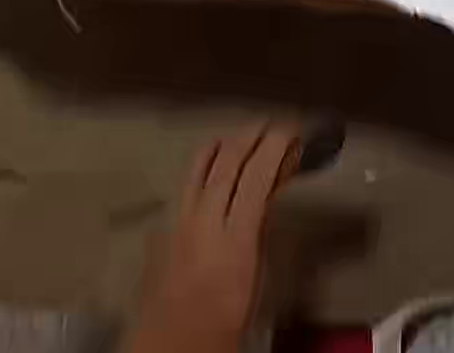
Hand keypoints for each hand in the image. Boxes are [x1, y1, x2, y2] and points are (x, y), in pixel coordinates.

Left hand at [122, 123, 300, 352]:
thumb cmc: (222, 327)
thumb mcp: (255, 279)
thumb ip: (260, 227)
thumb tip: (271, 187)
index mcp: (233, 239)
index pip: (258, 173)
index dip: (277, 144)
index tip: (292, 131)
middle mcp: (203, 221)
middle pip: (228, 158)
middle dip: (253, 134)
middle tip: (273, 125)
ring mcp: (177, 221)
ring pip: (200, 162)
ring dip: (225, 142)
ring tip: (244, 135)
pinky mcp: (160, 228)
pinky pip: (186, 181)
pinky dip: (204, 163)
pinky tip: (213, 166)